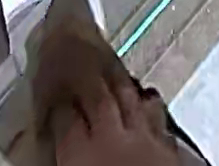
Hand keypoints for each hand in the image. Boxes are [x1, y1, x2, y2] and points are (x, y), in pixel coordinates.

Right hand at [50, 75, 182, 165]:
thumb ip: (63, 164)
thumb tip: (51, 156)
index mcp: (80, 155)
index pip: (64, 118)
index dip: (57, 106)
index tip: (53, 100)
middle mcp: (110, 137)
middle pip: (97, 95)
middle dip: (86, 78)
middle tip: (79, 63)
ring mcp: (144, 139)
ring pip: (129, 97)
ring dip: (118, 82)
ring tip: (110, 70)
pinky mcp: (168, 148)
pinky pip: (155, 117)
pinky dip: (148, 105)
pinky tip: (147, 100)